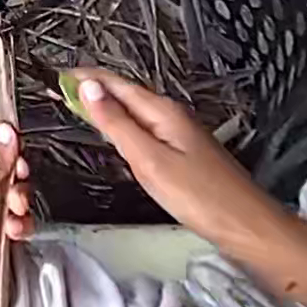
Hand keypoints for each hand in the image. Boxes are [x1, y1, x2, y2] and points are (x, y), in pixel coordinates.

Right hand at [65, 68, 303, 260]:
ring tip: (76, 105)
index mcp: (161, 111)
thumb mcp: (148, 159)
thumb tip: (87, 87)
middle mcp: (170, 114)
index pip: (114, 83)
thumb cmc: (200, 196)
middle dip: (90, 88)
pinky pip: (141, 125)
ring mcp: (178, 131)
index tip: (55, 78)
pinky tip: (112, 131)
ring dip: (103, 104)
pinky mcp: (182, 149)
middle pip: (123, 92)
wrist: (251, 229)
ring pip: (132, 109)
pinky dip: (118, 122)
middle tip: (58, 91)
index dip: (83, 78)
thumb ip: (116, 123)